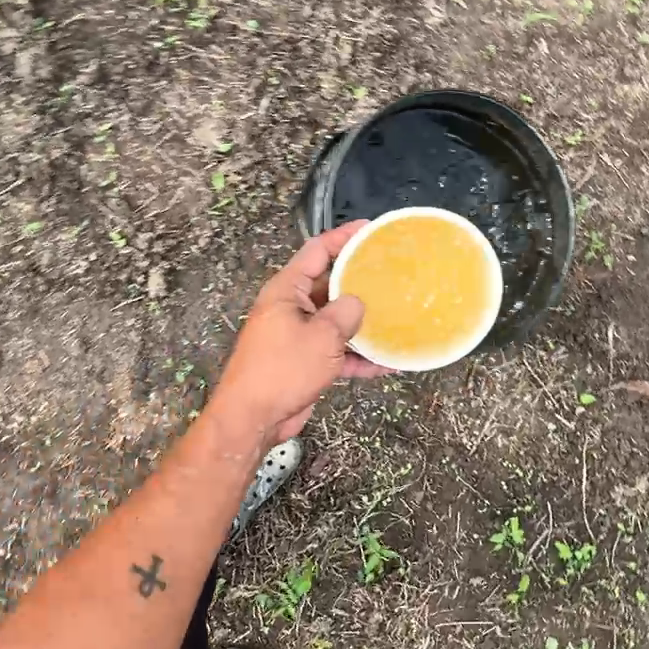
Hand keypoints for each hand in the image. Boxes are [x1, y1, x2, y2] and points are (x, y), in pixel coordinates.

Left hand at [211, 221, 393, 445]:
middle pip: (329, 285)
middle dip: (359, 282)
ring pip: (335, 320)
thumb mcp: (321, 336)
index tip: (369, 229)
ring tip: (396, 316)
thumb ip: (345, 314)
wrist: (253, 419)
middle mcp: (290, 308)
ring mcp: (297, 335)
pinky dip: (357, 357)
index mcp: (287, 290)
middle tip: (392, 275)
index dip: (343, 237)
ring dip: (362, 323)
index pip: (317, 251)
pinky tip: (387, 363)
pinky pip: (336, 351)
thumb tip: (358, 304)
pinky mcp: (304, 362)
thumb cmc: (282, 370)